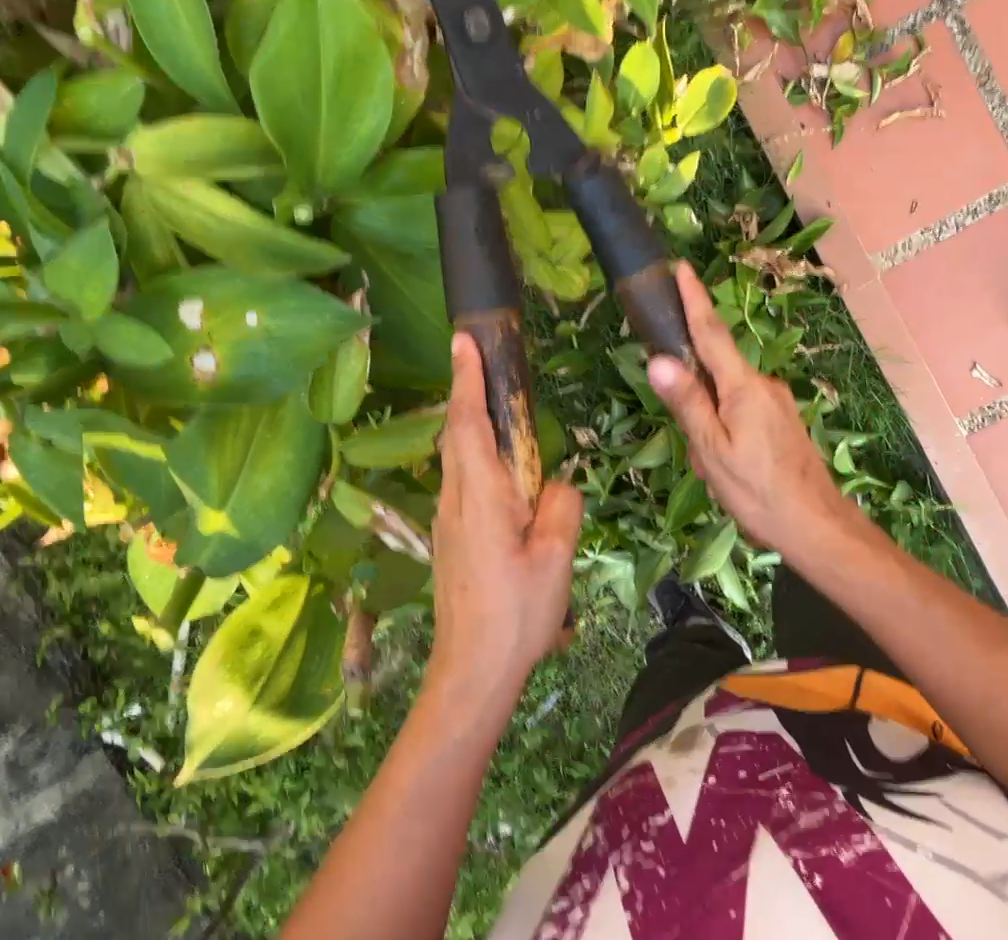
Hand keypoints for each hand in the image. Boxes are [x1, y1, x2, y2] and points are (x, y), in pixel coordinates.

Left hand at [429, 333, 583, 695]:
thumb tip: (554, 484)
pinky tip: (506, 481)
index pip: (468, 423)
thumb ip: (560, 506)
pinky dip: (478, 463)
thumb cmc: (517, 612)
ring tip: (503, 417)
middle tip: (484, 364)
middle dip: (466, 395)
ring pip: (458, 462)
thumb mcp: (556, 556)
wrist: (472, 668)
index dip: (466, 378)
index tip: (463, 340)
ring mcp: (447, 522)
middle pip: (456, 436)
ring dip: (473, 430)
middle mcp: (455, 500)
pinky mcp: (450, 541)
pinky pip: (464, 487)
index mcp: (481, 496)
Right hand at [646, 262, 853, 556]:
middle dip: (695, 405)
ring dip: (711, 431)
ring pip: (727, 403)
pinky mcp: (783, 424)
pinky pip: (743, 418)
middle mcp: (763, 386)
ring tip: (716, 475)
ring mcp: (777, 404)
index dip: (694, 300)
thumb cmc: (758, 491)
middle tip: (698, 454)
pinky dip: (727, 439)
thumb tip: (657, 359)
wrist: (816, 525)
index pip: (711, 334)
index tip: (681, 267)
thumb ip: (687, 403)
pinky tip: (731, 474)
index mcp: (744, 387)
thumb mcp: (712, 450)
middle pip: (714, 376)